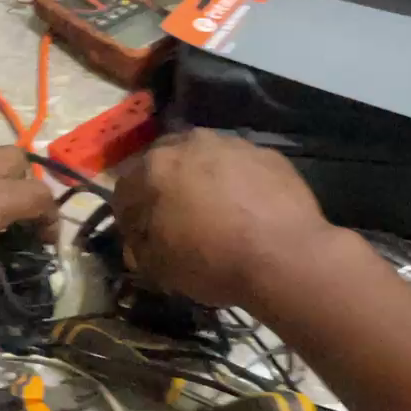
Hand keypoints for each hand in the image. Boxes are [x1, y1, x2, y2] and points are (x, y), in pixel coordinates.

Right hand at [113, 129, 344, 307]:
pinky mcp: (266, 153)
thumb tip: (137, 243)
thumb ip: (139, 248)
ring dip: (202, 178)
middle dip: (166, 187)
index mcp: (153, 168)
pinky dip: (237, 182)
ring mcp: (231, 143)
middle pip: (165, 162)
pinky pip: (240, 166)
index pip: (125, 189)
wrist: (285, 255)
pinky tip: (248, 209)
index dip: (130, 216)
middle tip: (178, 219)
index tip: (142, 237)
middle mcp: (189, 143)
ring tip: (216, 211)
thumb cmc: (212, 261)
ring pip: (205, 158)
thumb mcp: (160, 267)